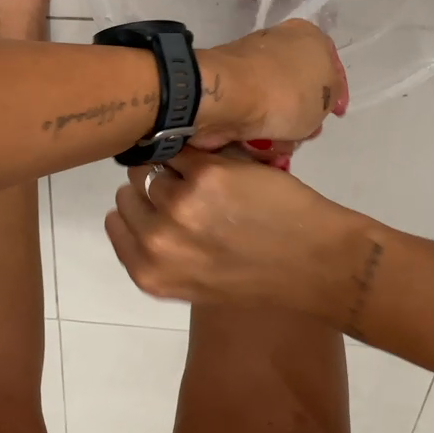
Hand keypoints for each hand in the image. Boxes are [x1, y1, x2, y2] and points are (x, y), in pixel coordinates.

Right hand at [103, 148, 380, 328]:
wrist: (317, 265)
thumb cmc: (259, 278)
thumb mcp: (193, 283)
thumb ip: (157, 253)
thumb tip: (127, 207)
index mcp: (150, 272)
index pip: (116, 222)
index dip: (138, 210)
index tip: (158, 207)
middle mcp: (157, 240)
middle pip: (130, 191)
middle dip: (154, 188)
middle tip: (187, 193)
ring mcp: (179, 204)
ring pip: (153, 167)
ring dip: (174, 169)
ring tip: (207, 180)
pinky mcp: (206, 173)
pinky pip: (181, 150)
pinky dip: (197, 154)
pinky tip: (218, 165)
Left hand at [194, 20, 348, 147]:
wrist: (228, 96)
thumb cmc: (287, 91)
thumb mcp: (328, 94)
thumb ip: (329, 94)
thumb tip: (315, 99)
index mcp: (305, 35)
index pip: (330, 64)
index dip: (336, 92)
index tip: (337, 114)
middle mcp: (275, 45)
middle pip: (301, 88)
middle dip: (305, 115)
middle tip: (306, 132)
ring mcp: (248, 67)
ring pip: (276, 105)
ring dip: (281, 128)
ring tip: (280, 144)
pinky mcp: (228, 89)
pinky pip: (251, 114)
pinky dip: (256, 130)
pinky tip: (258, 144)